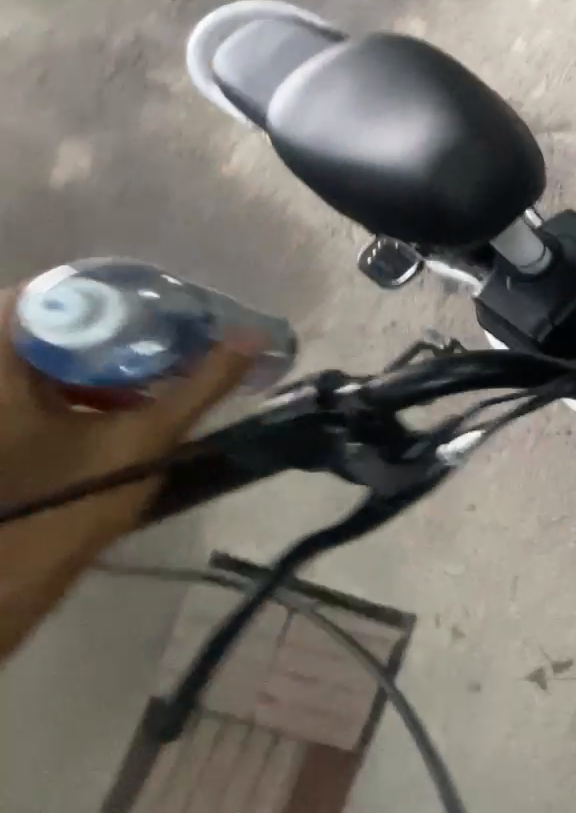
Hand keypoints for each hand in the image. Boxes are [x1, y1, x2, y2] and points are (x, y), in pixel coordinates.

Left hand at [0, 286, 255, 657]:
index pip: (32, 301)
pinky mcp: (0, 436)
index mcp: (0, 376)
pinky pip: (28, 390)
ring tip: (149, 368)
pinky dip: (73, 387)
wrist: (8, 581)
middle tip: (160, 330)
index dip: (93, 292)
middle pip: (36, 329)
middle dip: (103, 325)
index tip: (147, 300)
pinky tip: (117, 404)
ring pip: (34, 361)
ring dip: (91, 359)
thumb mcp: (148, 438)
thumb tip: (252, 335)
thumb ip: (201, 384)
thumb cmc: (70, 502)